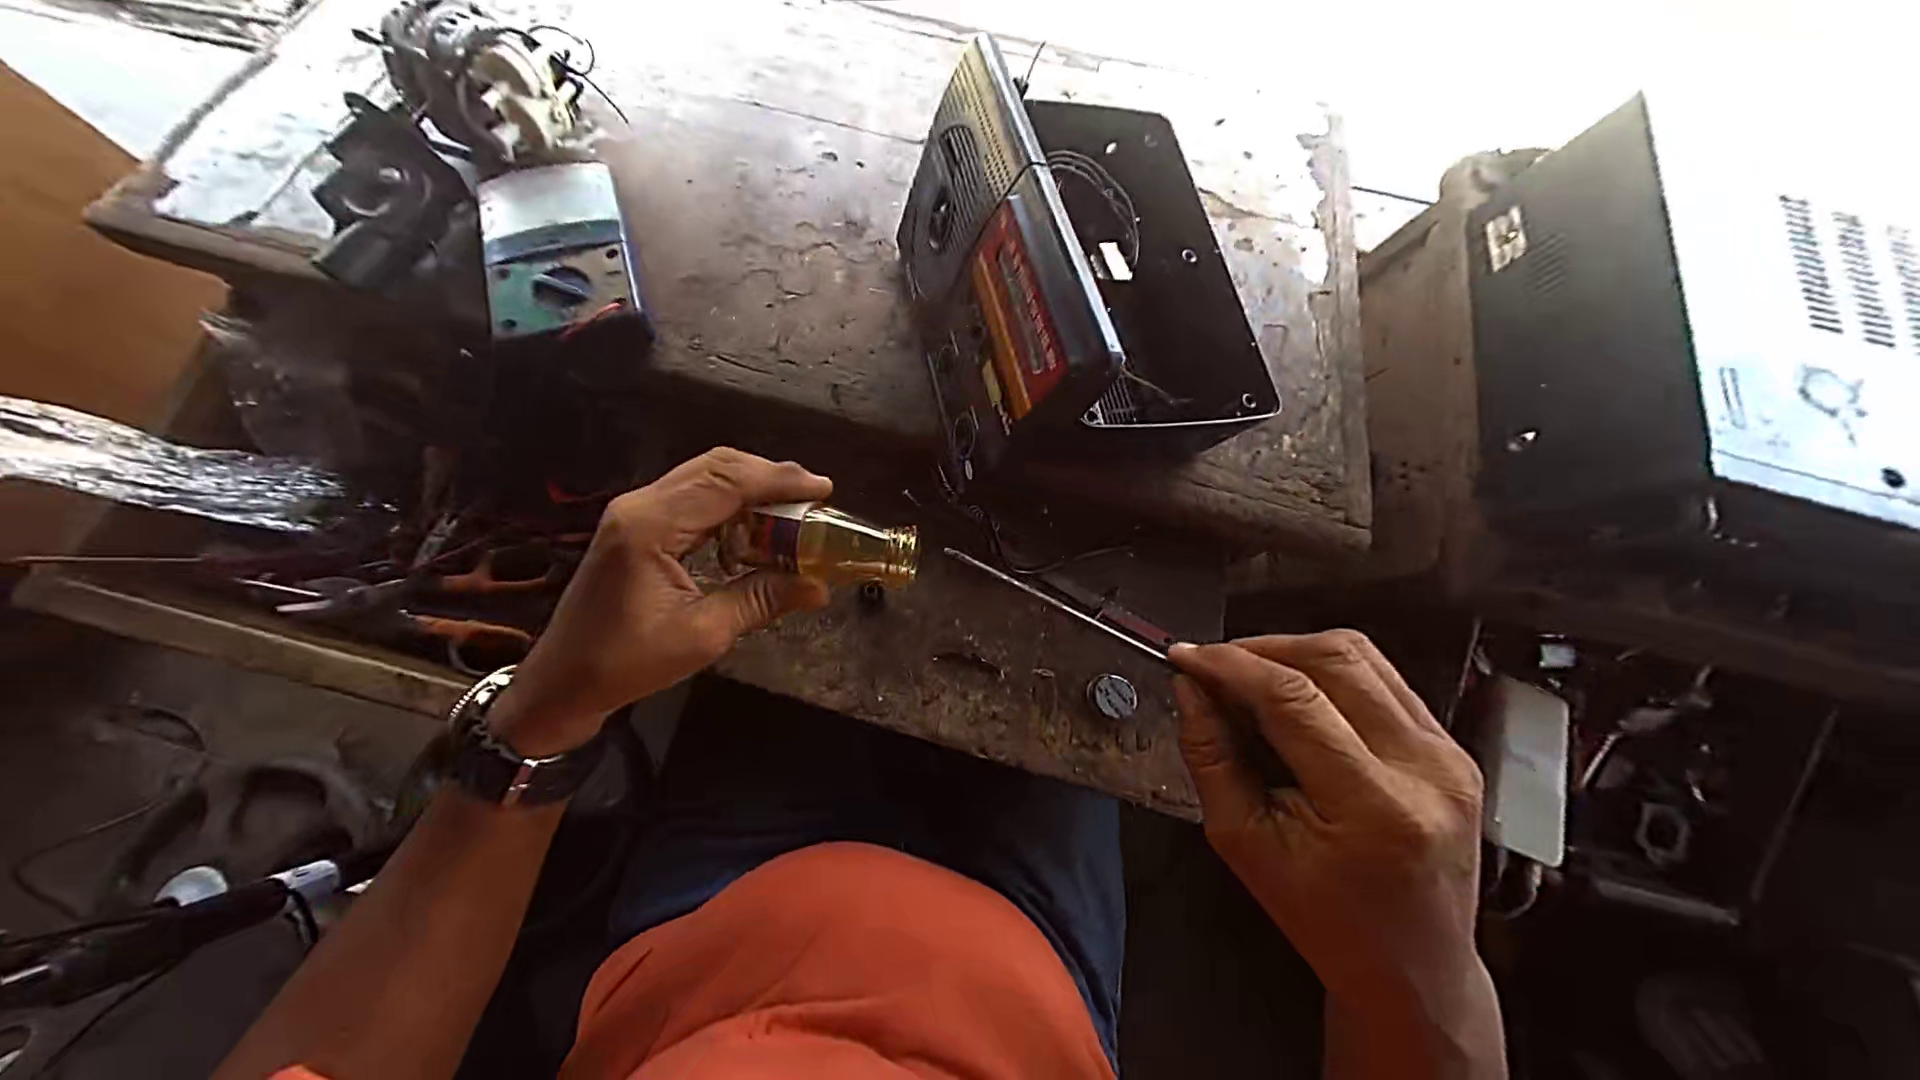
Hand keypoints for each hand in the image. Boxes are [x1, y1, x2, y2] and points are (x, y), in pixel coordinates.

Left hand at [490, 448, 832, 753]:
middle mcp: (641, 506)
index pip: (725, 482)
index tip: (822, 489)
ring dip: (752, 486)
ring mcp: (636, 511)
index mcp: (651, 526)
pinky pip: (694, 496)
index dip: (779, 480)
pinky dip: (732, 501)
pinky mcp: (638, 524)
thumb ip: (761, 600)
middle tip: (815, 496)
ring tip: (795, 508)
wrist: (562, 681)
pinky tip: (756, 524)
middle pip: (716, 466)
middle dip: (770, 476)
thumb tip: (818, 587)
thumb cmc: (625, 663)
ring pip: (705, 476)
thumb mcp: (703, 635)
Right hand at [1170, 632, 1504, 1077]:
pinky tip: (1293, 693)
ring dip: (1292, 650)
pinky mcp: (1452, 748)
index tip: (1185, 657)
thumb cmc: (1322, 917)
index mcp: (1374, 806)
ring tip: (1248, 675)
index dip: (1229, 665)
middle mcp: (1426, 769)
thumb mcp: (1242, 842)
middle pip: (1333, 658)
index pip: (1292, 698)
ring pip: (1360, 654)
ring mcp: (1449, 754)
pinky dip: (1325, 669)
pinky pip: (1381, 676)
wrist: (1413, 966)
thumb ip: (1210, 756)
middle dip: (1259, 648)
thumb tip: (1189, 688)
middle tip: (1213, 666)